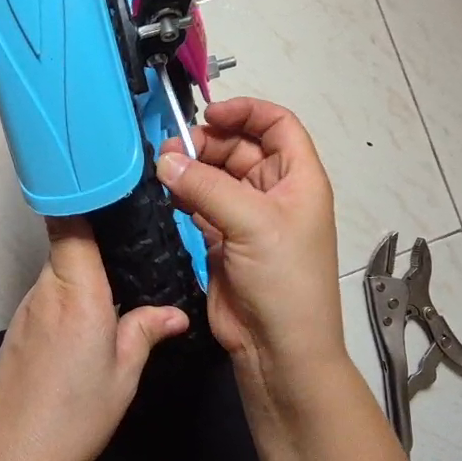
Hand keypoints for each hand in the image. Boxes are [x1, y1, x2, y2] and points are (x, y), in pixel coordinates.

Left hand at [0, 217, 188, 460]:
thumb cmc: (70, 420)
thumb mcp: (123, 377)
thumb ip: (146, 333)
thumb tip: (174, 314)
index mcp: (76, 292)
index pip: (73, 220)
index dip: (90, 193)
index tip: (116, 182)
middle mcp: (46, 290)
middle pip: (70, 241)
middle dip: (102, 237)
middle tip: (141, 240)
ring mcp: (27, 308)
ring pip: (61, 270)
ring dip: (88, 271)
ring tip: (126, 284)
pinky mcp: (20, 328)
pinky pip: (52, 295)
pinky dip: (74, 296)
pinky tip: (95, 322)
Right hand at [156, 98, 346, 385]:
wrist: (278, 348)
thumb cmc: (284, 281)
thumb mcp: (252, 223)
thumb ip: (206, 186)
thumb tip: (165, 159)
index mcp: (299, 178)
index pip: (277, 124)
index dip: (246, 112)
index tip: (209, 114)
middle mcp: (275, 192)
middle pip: (240, 148)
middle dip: (207, 144)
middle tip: (172, 151)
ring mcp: (248, 217)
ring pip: (216, 176)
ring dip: (191, 170)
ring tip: (162, 171)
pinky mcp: (223, 240)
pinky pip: (200, 205)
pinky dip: (183, 196)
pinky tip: (166, 195)